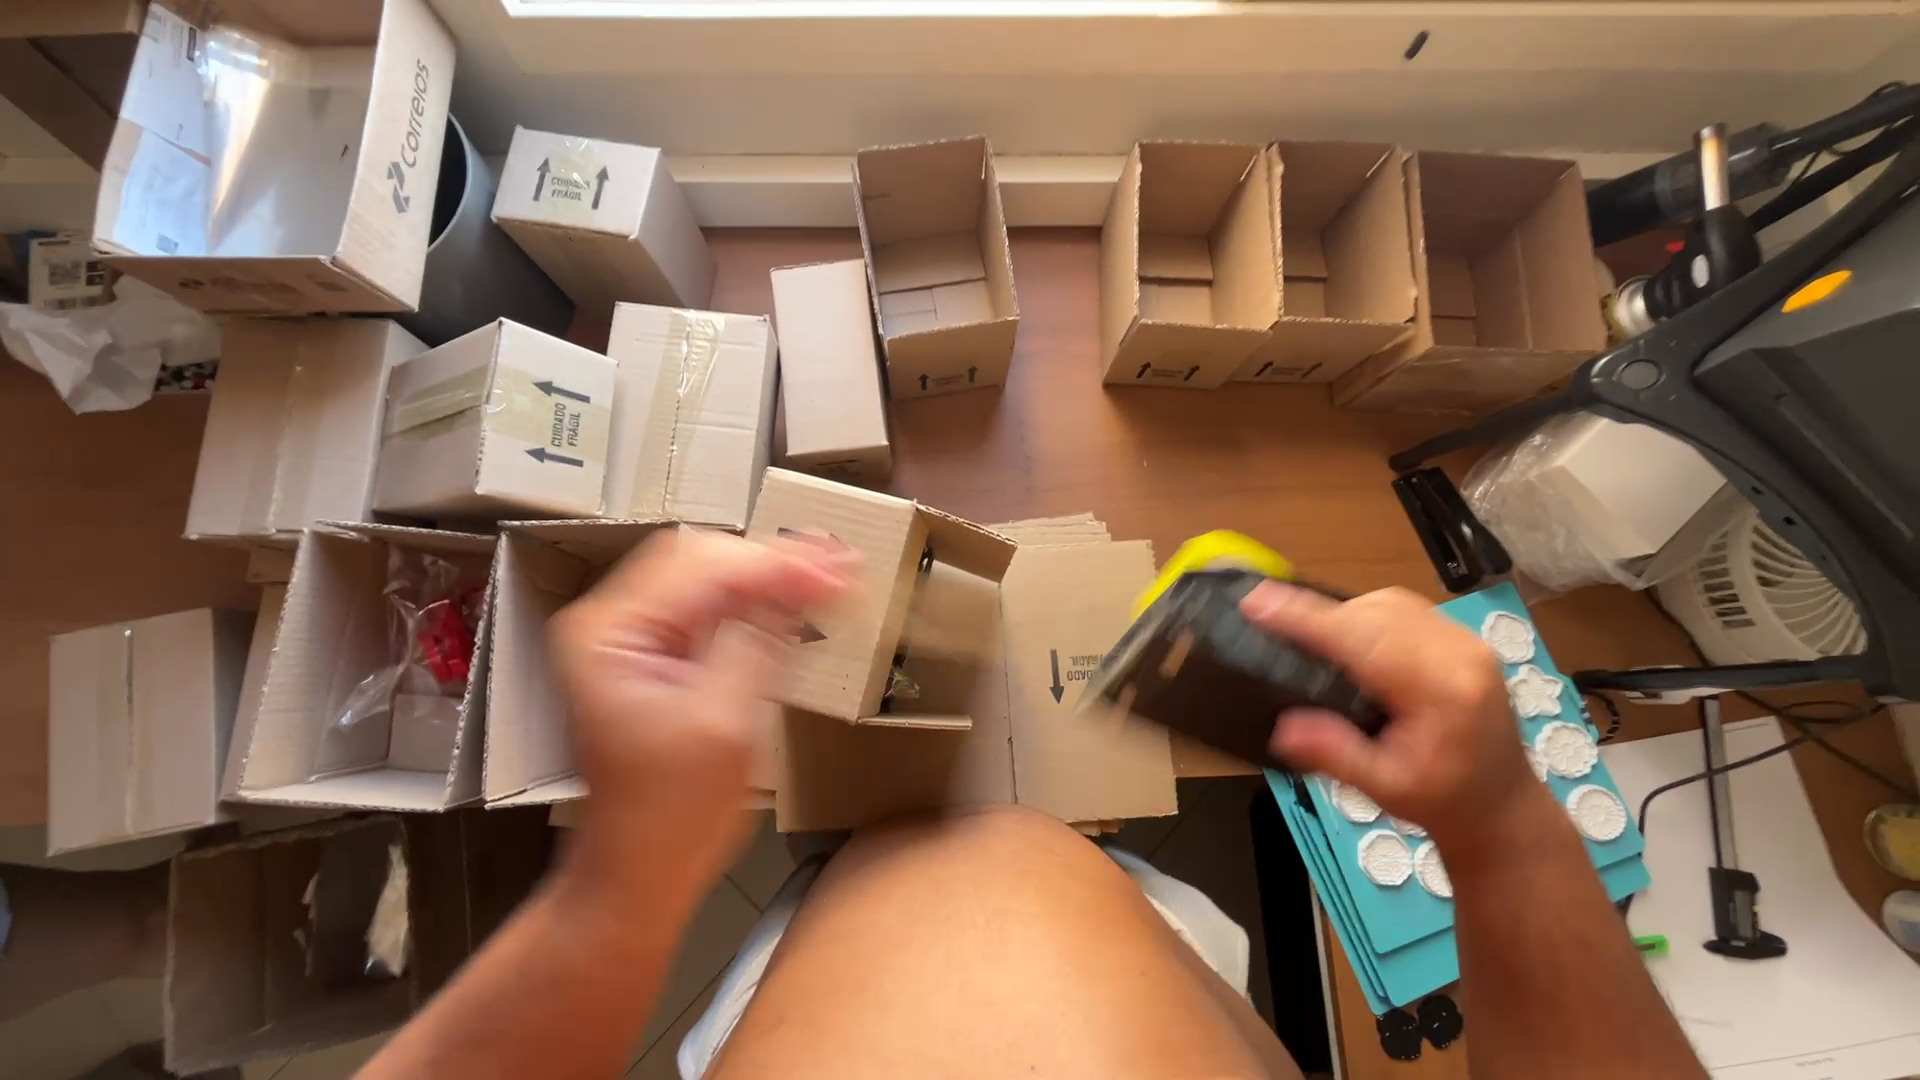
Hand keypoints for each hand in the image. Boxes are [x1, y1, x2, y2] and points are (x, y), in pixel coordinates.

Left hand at [551, 528, 848, 888]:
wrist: (639, 874)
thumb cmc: (666, 819)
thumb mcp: (724, 723)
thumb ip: (761, 642)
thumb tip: (804, 584)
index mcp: (611, 635)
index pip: (703, 568)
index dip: (775, 564)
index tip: (833, 570)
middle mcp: (616, 627)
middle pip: (705, 561)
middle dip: (776, 560)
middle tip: (838, 565)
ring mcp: (638, 642)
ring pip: (714, 579)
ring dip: (773, 576)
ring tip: (830, 573)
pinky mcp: (663, 659)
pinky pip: (716, 611)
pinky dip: (761, 603)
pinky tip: (799, 600)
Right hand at [1241, 582, 1538, 843]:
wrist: (1502, 807)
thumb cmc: (1442, 801)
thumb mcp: (1384, 789)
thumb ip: (1335, 754)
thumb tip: (1282, 726)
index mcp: (1443, 692)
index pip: (1365, 641)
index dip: (1307, 619)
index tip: (1258, 602)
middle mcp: (1459, 654)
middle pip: (1374, 613)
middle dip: (1318, 613)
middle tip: (1267, 616)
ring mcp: (1465, 641)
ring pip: (1387, 603)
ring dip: (1341, 612)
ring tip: (1305, 632)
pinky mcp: (1461, 638)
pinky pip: (1403, 608)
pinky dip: (1364, 614)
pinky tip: (1345, 635)